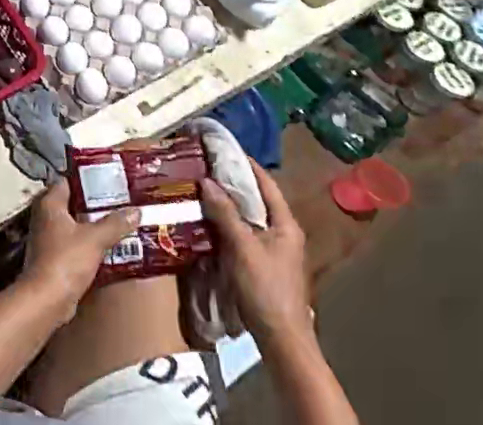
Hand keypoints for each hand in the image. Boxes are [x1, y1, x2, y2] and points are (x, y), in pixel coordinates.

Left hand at [18, 178, 138, 323]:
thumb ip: (115, 224)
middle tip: (120, 202)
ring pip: (73, 222)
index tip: (109, 180)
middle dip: (93, 203)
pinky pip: (73, 239)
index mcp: (50, 203)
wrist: (48, 296)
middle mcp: (44, 214)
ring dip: (92, 222)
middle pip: (71, 202)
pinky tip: (107, 243)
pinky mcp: (53, 253)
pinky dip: (88, 239)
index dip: (87, 179)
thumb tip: (135, 210)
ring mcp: (47, 234)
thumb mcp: (95, 239)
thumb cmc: (67, 259)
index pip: (67, 181)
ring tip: (118, 221)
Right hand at [200, 164, 312, 343]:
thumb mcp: (242, 247)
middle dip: (231, 181)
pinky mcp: (258, 260)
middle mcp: (281, 232)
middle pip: (255, 199)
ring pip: (246, 215)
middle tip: (202, 164)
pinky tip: (203, 216)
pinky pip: (239, 230)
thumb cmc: (266, 287)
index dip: (246, 165)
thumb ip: (225, 213)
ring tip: (197, 185)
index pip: (266, 185)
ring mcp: (270, 248)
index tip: (222, 147)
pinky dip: (223, 219)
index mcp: (285, 225)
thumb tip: (207, 180)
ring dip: (225, 201)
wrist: (280, 336)